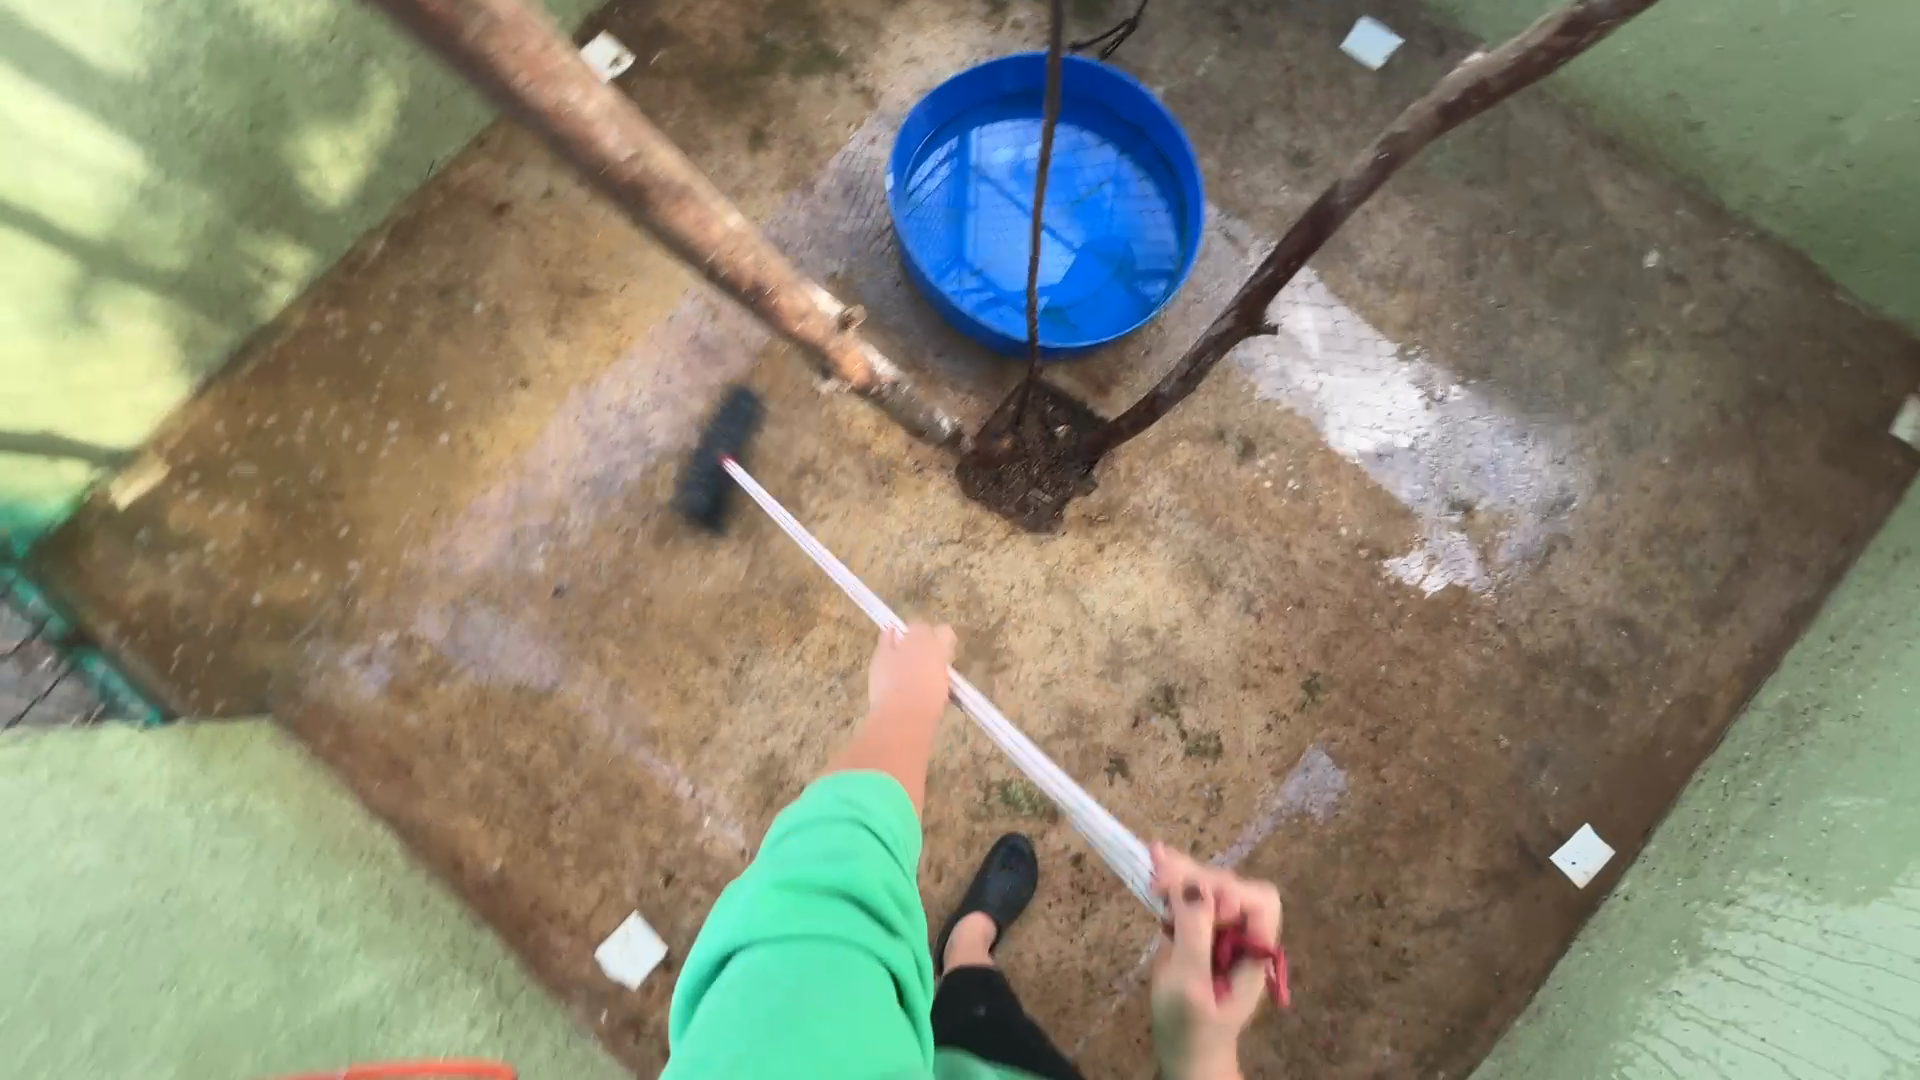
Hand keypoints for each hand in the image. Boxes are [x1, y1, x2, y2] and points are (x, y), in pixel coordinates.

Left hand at [866, 623, 955, 728]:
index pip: (946, 633)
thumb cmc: (928, 707)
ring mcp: (900, 644)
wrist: (901, 714)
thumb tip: (935, 671)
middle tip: (924, 655)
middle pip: (923, 628)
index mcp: (941, 649)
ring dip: (906, 639)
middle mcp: (921, 640)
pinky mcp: (882, 652)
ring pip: (904, 631)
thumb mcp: (943, 689)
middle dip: (924, 637)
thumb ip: (940, 673)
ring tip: (905, 655)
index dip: (943, 643)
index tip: (942, 656)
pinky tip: (890, 646)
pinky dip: (889, 639)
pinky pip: (886, 637)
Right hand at [1148, 843, 1282, 1079]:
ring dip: (1181, 872)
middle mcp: (1242, 936)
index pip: (1258, 902)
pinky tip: (1154, 867)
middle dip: (1195, 876)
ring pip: (1207, 887)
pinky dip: (1173, 881)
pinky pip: (1190, 897)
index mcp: (1253, 951)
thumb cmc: (1190, 1028)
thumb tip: (1193, 886)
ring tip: (1152, 858)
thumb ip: (1195, 934)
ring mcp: (1219, 932)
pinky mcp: (1197, 932)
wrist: (1183, 1055)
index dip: (1229, 892)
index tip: (1194, 899)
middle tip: (1158, 875)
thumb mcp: (1189, 984)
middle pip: (1228, 887)